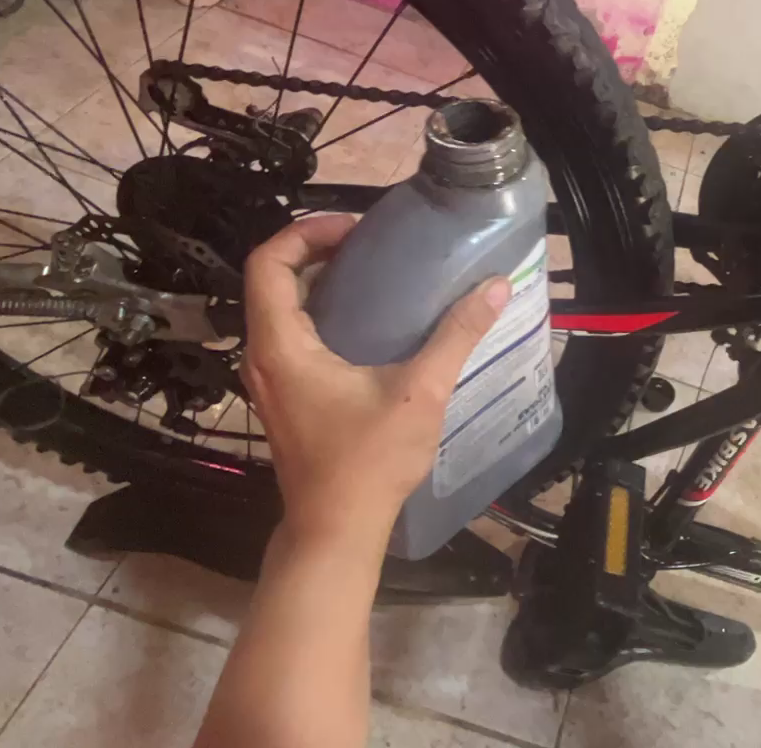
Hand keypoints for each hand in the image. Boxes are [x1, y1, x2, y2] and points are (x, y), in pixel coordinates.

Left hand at [240, 215, 509, 546]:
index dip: (305, 232)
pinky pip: (293, 334)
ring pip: (281, 308)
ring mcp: (272, 379)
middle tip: (371, 243)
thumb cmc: (368, 462)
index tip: (356, 229)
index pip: (267, 263)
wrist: (335, 532)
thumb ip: (457, 336)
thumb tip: (496, 287)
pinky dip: (321, 311)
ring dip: (319, 281)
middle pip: (272, 280)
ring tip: (374, 272)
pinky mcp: (286, 396)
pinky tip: (369, 322)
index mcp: (281, 346)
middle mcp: (264, 357)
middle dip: (317, 249)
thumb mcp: (420, 392)